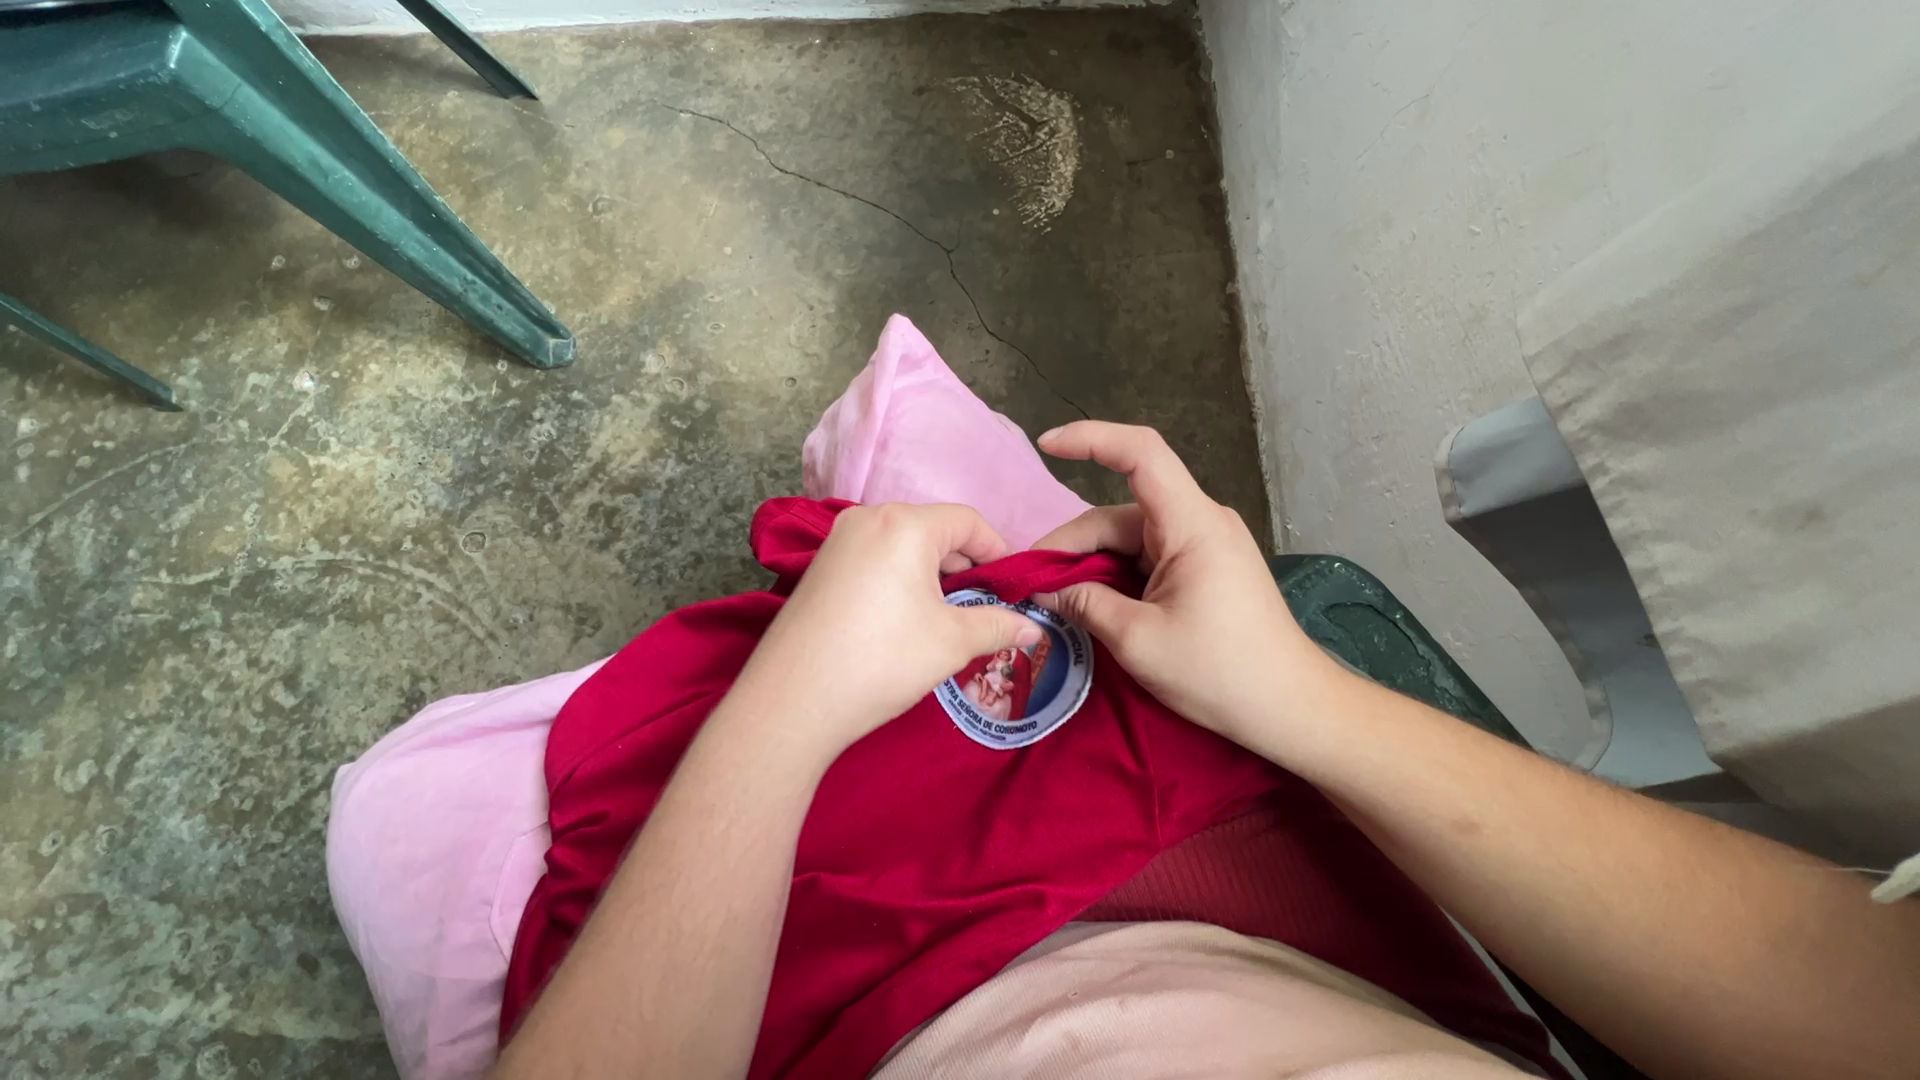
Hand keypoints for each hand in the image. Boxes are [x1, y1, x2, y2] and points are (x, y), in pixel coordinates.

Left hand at [727, 503, 1043, 761]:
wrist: (793, 700)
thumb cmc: (883, 660)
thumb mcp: (952, 642)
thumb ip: (998, 625)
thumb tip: (1033, 628)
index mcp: (904, 524)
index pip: (968, 521)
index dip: (999, 551)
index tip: (1013, 587)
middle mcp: (868, 519)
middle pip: (934, 530)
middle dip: (965, 566)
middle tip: (983, 608)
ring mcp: (837, 541)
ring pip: (903, 546)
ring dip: (932, 575)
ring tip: (946, 619)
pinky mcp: (819, 567)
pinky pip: (875, 560)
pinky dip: (900, 580)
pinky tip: (904, 620)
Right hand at [1032, 422, 1343, 740]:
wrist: (1291, 708)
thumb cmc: (1220, 672)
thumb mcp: (1137, 641)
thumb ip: (1083, 604)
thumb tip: (1041, 589)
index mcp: (1191, 524)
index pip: (1140, 453)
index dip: (1090, 439)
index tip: (1045, 446)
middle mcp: (1200, 521)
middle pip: (1119, 513)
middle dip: (1071, 544)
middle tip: (1028, 584)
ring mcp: (1204, 545)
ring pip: (1128, 539)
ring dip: (1090, 565)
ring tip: (1052, 600)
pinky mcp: (1204, 568)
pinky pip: (1146, 558)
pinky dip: (1114, 576)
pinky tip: (1089, 604)